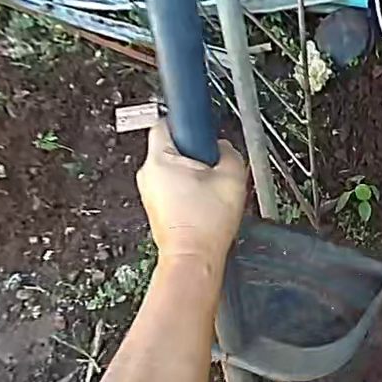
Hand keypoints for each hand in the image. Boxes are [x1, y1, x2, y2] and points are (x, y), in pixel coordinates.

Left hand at [137, 122, 247, 262]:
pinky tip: (203, 205)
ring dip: (193, 174)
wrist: (194, 259)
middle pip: (172, 147)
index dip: (189, 124)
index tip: (203, 133)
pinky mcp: (156, 206)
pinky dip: (188, 191)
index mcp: (160, 159)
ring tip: (210, 192)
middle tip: (213, 169)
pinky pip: (172, 187)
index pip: (166, 122)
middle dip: (195, 154)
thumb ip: (229, 152)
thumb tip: (224, 148)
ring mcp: (149, 191)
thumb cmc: (206, 225)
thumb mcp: (232, 178)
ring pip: (173, 169)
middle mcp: (148, 173)